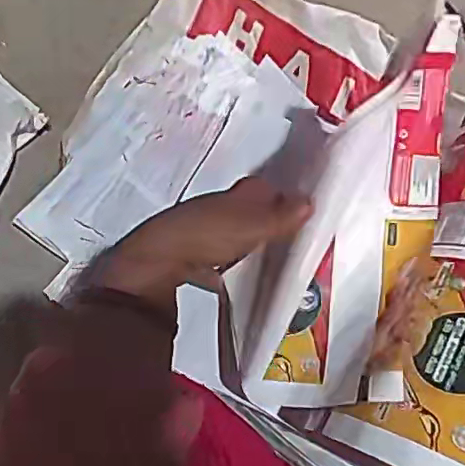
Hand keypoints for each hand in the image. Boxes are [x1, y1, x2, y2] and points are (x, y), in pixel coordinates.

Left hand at [82, 178, 312, 308]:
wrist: (158, 262)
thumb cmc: (203, 236)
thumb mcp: (252, 227)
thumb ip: (279, 216)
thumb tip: (306, 203)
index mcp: (231, 197)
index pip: (261, 189)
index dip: (278, 196)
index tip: (296, 208)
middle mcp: (212, 209)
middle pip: (243, 209)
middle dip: (260, 218)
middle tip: (281, 232)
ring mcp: (196, 232)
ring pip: (225, 232)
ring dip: (240, 239)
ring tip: (259, 255)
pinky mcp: (185, 258)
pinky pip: (209, 258)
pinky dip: (220, 263)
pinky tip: (227, 276)